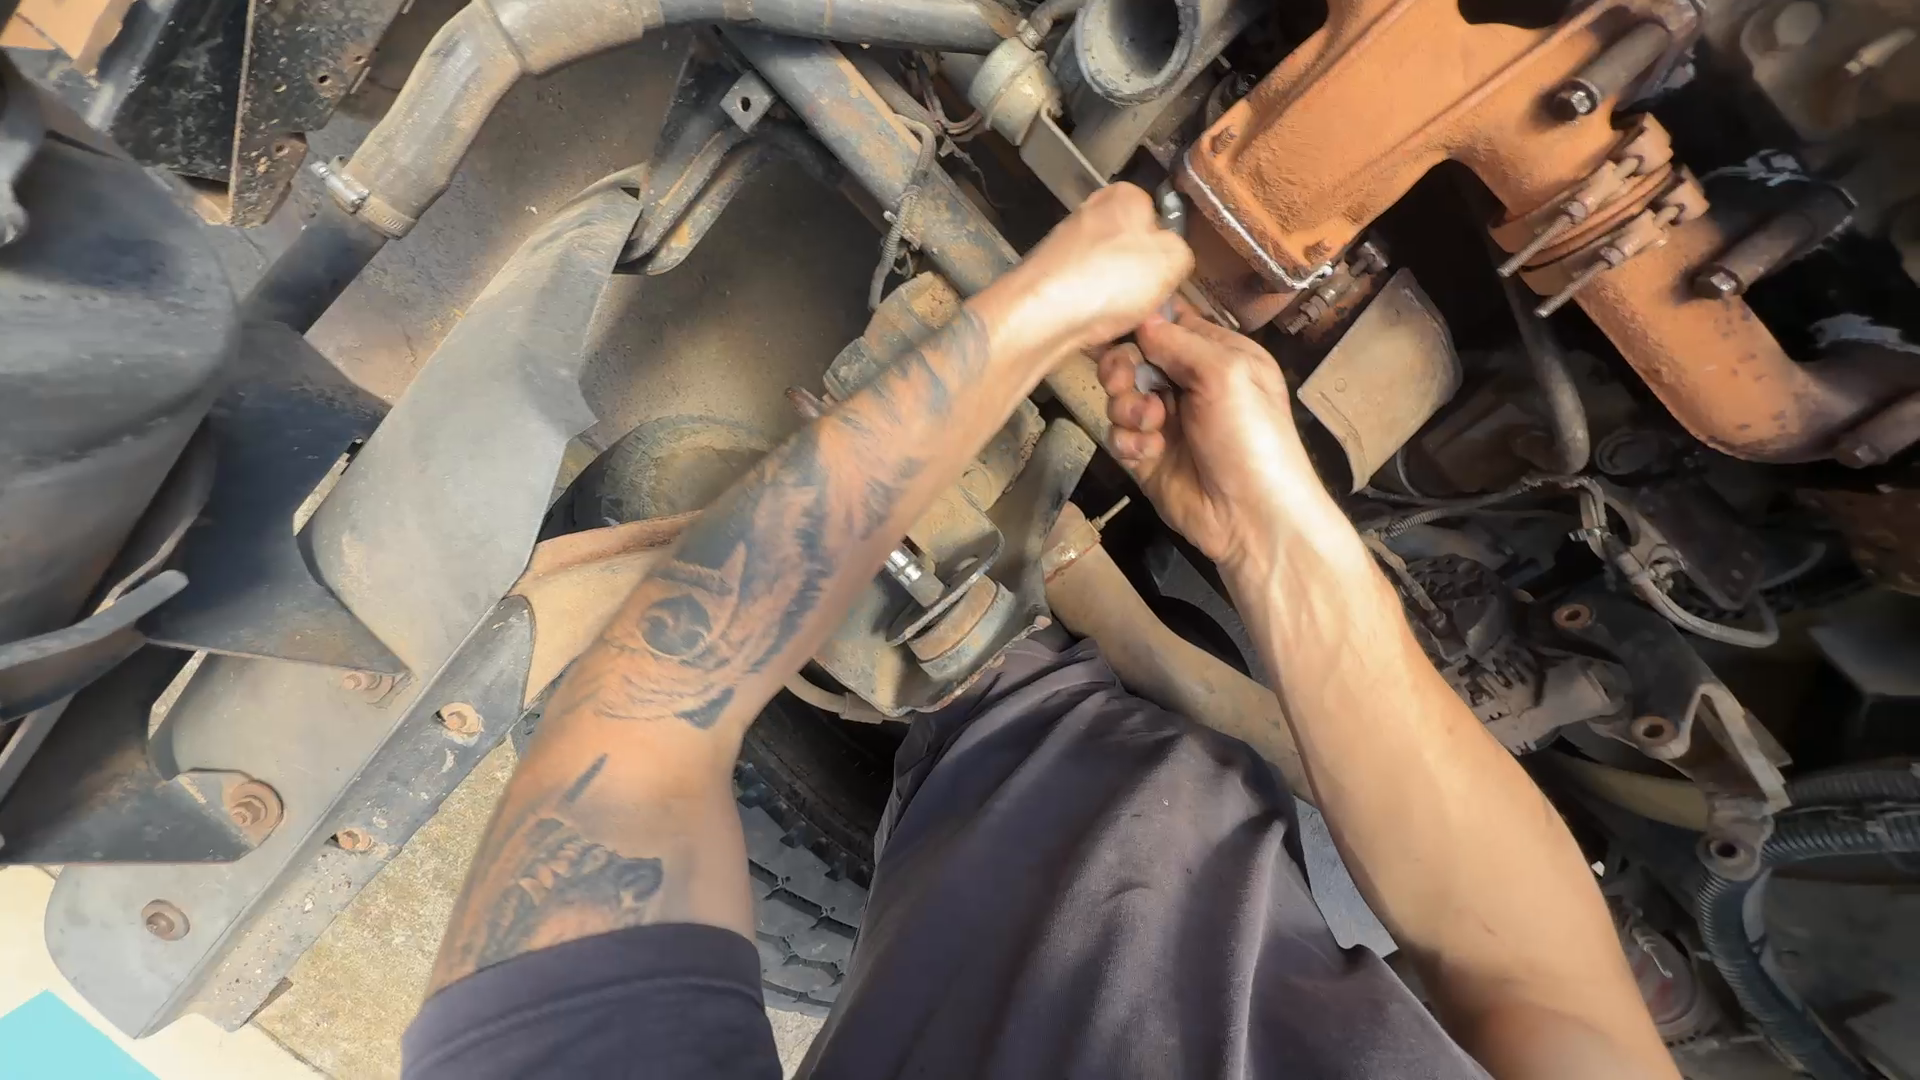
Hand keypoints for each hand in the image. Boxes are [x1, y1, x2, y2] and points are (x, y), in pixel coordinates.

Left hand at [979, 184, 1192, 357]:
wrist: (1042, 315)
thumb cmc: (1108, 279)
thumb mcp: (1172, 259)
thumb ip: (1181, 253)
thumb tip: (1170, 259)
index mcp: (1124, 197)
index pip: (1159, 222)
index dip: (1166, 258)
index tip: (1167, 282)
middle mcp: (1090, 216)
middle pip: (1131, 258)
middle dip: (1140, 288)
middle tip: (1146, 310)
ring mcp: (1065, 251)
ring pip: (1108, 286)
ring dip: (1118, 311)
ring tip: (1119, 327)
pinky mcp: (1049, 285)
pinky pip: (1085, 306)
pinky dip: (1093, 322)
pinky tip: (1095, 336)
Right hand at [1098, 309, 1340, 575]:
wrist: (1248, 514)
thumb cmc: (1249, 435)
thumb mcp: (1225, 373)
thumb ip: (1179, 341)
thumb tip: (1141, 320)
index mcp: (1217, 354)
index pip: (1168, 323)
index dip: (1140, 324)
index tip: (1114, 325)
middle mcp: (1187, 383)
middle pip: (1133, 356)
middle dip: (1122, 367)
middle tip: (1123, 382)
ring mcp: (1164, 420)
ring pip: (1119, 395)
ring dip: (1127, 407)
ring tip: (1150, 425)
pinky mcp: (1144, 454)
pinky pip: (1117, 433)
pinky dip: (1128, 440)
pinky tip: (1149, 453)